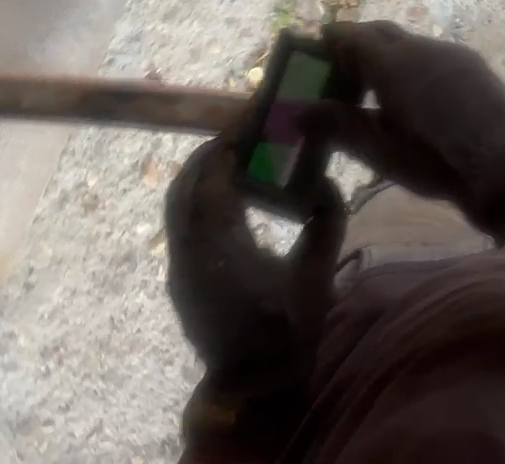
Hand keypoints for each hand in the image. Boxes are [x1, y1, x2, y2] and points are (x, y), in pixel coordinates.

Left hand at [165, 132, 343, 408]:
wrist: (256, 385)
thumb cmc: (289, 331)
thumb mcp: (316, 274)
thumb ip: (326, 220)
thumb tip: (323, 177)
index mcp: (217, 251)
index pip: (212, 180)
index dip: (228, 144)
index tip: (252, 119)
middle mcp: (188, 253)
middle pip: (186, 184)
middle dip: (213, 151)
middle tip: (246, 129)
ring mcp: (179, 265)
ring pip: (178, 201)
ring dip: (204, 171)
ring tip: (239, 152)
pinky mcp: (181, 273)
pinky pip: (183, 218)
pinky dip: (202, 193)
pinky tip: (233, 189)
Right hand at [322, 21, 504, 243]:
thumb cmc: (436, 160)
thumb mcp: (381, 151)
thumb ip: (339, 127)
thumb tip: (301, 112)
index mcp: (391, 63)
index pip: (351, 36)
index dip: (332, 42)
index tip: (318, 52)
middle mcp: (418, 47)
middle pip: (379, 33)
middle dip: (358, 44)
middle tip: (343, 71)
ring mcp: (448, 52)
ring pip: (408, 43)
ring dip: (388, 57)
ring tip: (379, 91)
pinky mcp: (470, 63)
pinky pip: (431, 55)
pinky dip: (414, 66)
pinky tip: (417, 98)